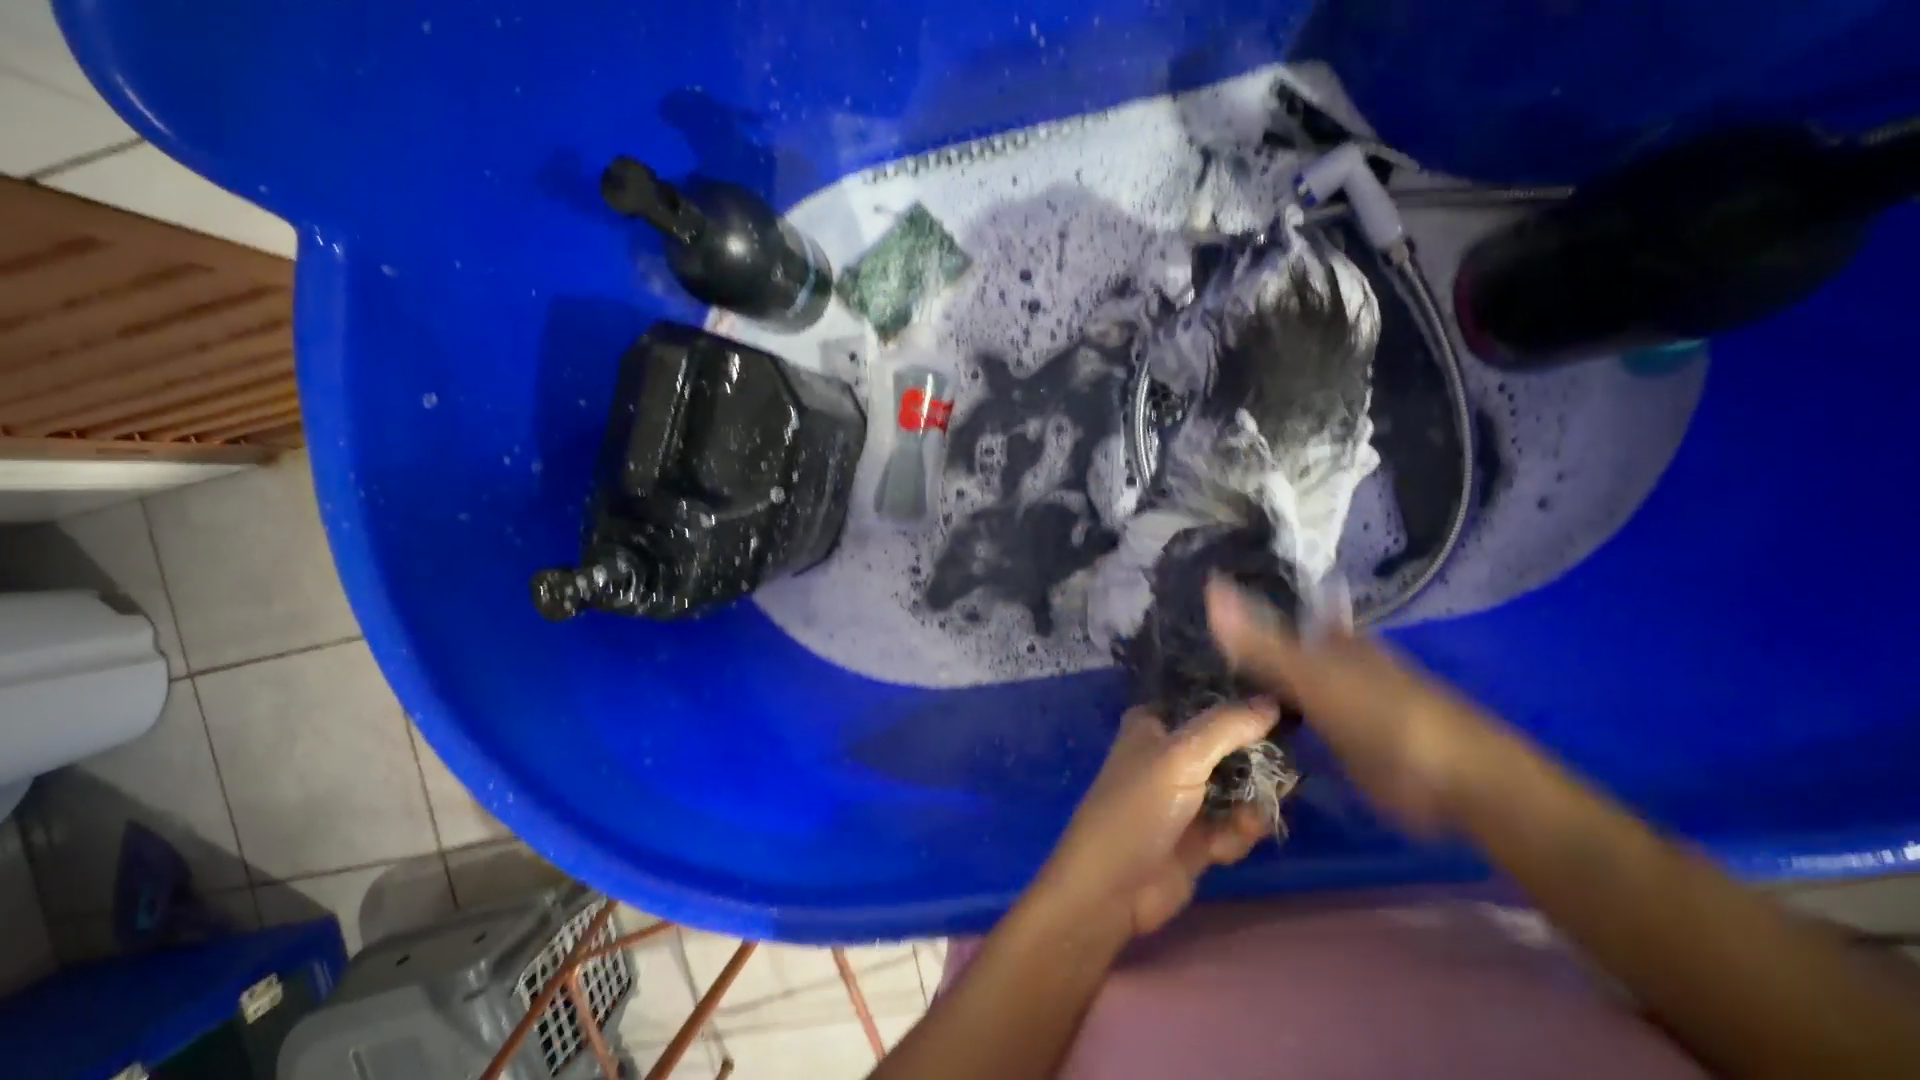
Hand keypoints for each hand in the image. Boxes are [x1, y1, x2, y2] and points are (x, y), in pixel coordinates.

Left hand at [1032, 703, 1275, 938]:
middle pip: (1232, 744)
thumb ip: (1227, 727)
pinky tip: (1222, 850)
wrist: (1112, 892)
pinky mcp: (1201, 835)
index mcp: (1155, 724)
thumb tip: (1273, 701)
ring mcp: (1188, 796)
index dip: (1242, 703)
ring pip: (1242, 786)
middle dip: (1257, 762)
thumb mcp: (1180, 757)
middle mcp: (1172, 754)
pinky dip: (1238, 835)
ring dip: (1251, 805)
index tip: (1281, 707)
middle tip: (1281, 773)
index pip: (1205, 699)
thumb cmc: (1137, 810)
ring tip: (1246, 821)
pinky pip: (1238, 823)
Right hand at [1205, 577, 1513, 834]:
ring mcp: (1334, 707)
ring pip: (1279, 693)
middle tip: (1178, 656)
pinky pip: (1289, 729)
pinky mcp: (1337, 747)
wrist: (1450, 780)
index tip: (1189, 610)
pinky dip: (1264, 728)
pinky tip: (1228, 734)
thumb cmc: (1384, 714)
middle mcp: (1330, 666)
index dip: (1236, 611)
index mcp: (1329, 638)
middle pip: (1273, 654)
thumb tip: (1210, 585)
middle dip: (1235, 655)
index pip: (1273, 614)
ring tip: (1188, 695)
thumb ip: (1260, 641)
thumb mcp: (1313, 673)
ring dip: (1247, 694)